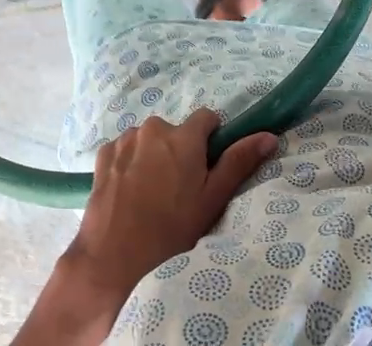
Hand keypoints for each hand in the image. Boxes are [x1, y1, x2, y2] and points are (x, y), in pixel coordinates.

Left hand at [57, 112, 276, 310]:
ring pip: (149, 140)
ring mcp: (125, 139)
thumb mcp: (212, 199)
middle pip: (175, 132)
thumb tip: (268, 135)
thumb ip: (239, 162)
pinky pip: (125, 149)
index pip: (206, 118)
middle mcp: (153, 128)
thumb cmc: (170, 228)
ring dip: (153, 156)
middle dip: (179, 151)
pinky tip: (129, 192)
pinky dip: (129, 163)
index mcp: (183, 136)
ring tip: (150, 194)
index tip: (206, 165)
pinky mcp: (104, 153)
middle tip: (178, 188)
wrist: (113, 253)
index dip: (210, 139)